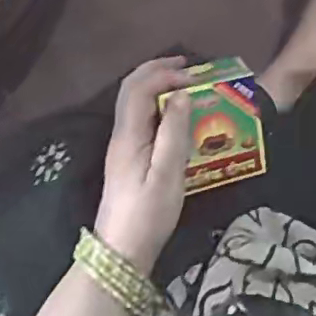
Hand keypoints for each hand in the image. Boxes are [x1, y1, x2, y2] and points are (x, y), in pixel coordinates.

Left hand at [93, 56, 194, 271]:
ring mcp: (121, 143)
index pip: (141, 88)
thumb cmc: (148, 214)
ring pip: (132, 99)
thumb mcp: (168, 175)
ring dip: (154, 81)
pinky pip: (138, 113)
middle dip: (156, 68)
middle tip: (185, 63)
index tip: (195, 77)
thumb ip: (175, 132)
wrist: (120, 251)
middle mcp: (121, 132)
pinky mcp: (126, 154)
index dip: (166, 75)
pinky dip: (154, 98)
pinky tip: (172, 107)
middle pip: (131, 87)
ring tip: (180, 77)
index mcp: (129, 134)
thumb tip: (182, 94)